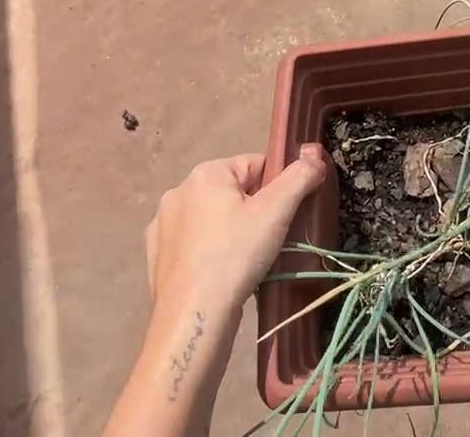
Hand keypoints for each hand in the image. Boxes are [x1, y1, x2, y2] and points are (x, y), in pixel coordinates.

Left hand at [144, 145, 329, 309]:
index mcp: (206, 173)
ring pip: (212, 218)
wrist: (193, 317)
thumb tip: (314, 153)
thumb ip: (300, 176)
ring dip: (229, 230)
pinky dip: (208, 251)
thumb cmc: (236, 256)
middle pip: (233, 192)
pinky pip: (193, 242)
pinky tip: (219, 272)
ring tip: (244, 261)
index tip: (281, 218)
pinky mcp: (155, 255)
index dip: (276, 190)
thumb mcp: (277, 211)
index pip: (256, 166)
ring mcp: (162, 225)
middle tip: (266, 241)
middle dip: (252, 211)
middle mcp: (179, 191)